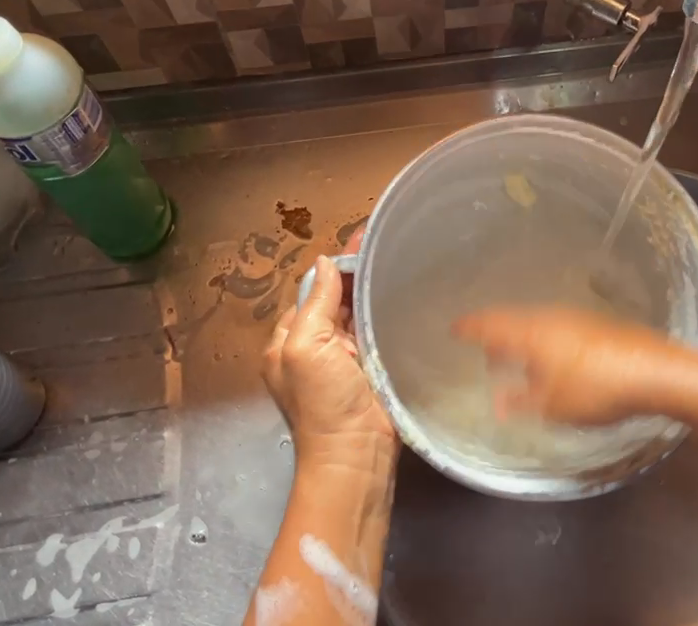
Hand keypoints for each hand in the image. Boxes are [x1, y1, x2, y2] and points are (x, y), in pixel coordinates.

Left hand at [263, 256, 395, 467]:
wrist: (356, 456)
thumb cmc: (323, 402)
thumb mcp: (305, 347)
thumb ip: (315, 303)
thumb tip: (325, 262)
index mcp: (289, 339)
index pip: (313, 291)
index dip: (336, 267)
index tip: (362, 241)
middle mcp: (315, 345)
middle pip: (336, 299)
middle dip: (357, 273)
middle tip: (388, 241)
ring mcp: (345, 358)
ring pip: (359, 312)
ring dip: (374, 288)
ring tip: (402, 255)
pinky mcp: (372, 368)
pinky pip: (377, 330)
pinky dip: (387, 311)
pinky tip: (408, 292)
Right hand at [452, 307, 686, 425]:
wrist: (653, 371)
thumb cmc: (595, 389)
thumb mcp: (552, 406)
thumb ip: (520, 402)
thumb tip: (497, 402)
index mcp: (531, 332)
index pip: (492, 325)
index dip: (471, 327)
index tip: (454, 328)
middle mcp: (549, 317)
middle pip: (514, 322)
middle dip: (497, 337)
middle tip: (486, 354)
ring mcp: (575, 318)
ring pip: (537, 326)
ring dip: (522, 341)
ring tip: (517, 362)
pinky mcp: (596, 326)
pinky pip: (556, 329)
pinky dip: (543, 342)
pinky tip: (552, 362)